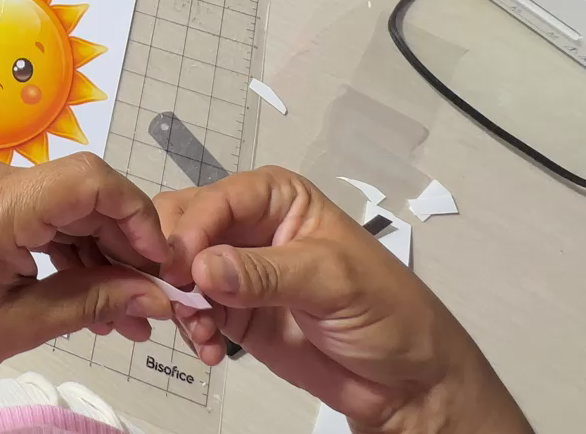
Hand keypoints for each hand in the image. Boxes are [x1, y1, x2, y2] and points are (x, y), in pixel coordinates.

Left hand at [0, 153, 176, 401]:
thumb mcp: (21, 323)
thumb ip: (94, 300)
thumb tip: (156, 296)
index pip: (90, 179)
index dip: (138, 215)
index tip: (161, 265)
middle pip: (80, 192)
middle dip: (122, 243)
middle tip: (153, 299)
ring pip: (61, 205)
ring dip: (97, 252)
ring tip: (127, 314)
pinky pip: (35, 214)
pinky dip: (64, 249)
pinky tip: (90, 294)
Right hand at [155, 167, 530, 433]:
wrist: (412, 388)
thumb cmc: (386, 313)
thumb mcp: (332, 281)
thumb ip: (265, 272)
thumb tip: (201, 269)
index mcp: (271, 197)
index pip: (215, 201)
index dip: (191, 229)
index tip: (178, 266)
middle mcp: (245, 224)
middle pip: (184, 225)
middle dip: (172, 260)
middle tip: (176, 297)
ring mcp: (233, 267)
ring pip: (179, 266)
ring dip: (178, 298)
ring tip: (199, 332)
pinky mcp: (230, 309)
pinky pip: (190, 307)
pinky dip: (190, 326)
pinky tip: (208, 349)